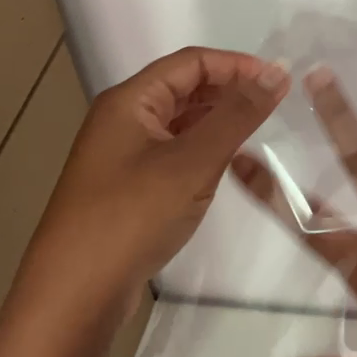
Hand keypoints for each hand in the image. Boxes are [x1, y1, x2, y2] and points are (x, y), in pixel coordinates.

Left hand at [32, 47, 288, 305]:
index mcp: (130, 101)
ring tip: (260, 130)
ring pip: (179, 121)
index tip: (280, 81)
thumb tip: (277, 72)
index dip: (237, 64)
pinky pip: (173, 152)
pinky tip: (227, 164)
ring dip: (218, 120)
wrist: (76, 294)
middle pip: (183, 87)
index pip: (191, 62)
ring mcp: (122, 155)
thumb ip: (237, 115)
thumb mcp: (192, 162)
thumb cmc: (132, 217)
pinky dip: (203, 149)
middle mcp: (122, 119)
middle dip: (229, 90)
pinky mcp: (128, 187)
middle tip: (277, 106)